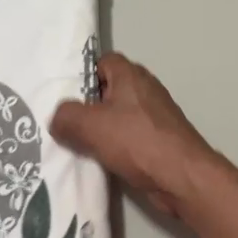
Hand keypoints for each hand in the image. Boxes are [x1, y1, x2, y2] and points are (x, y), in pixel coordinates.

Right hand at [51, 53, 223, 218]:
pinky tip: (105, 161)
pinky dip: (118, 145)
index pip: (101, 62)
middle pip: (109, 89)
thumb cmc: (137, 141)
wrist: (181, 175)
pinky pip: (131, 134)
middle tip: (70, 127)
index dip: (83, 78)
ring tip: (82, 147)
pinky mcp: (160, 136)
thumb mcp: (92, 126)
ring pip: (119, 114)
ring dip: (103, 130)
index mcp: (129, 73)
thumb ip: (67, 116)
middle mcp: (143, 86)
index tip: (68, 101)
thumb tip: (56, 117)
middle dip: (90, 107)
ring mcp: (154, 112)